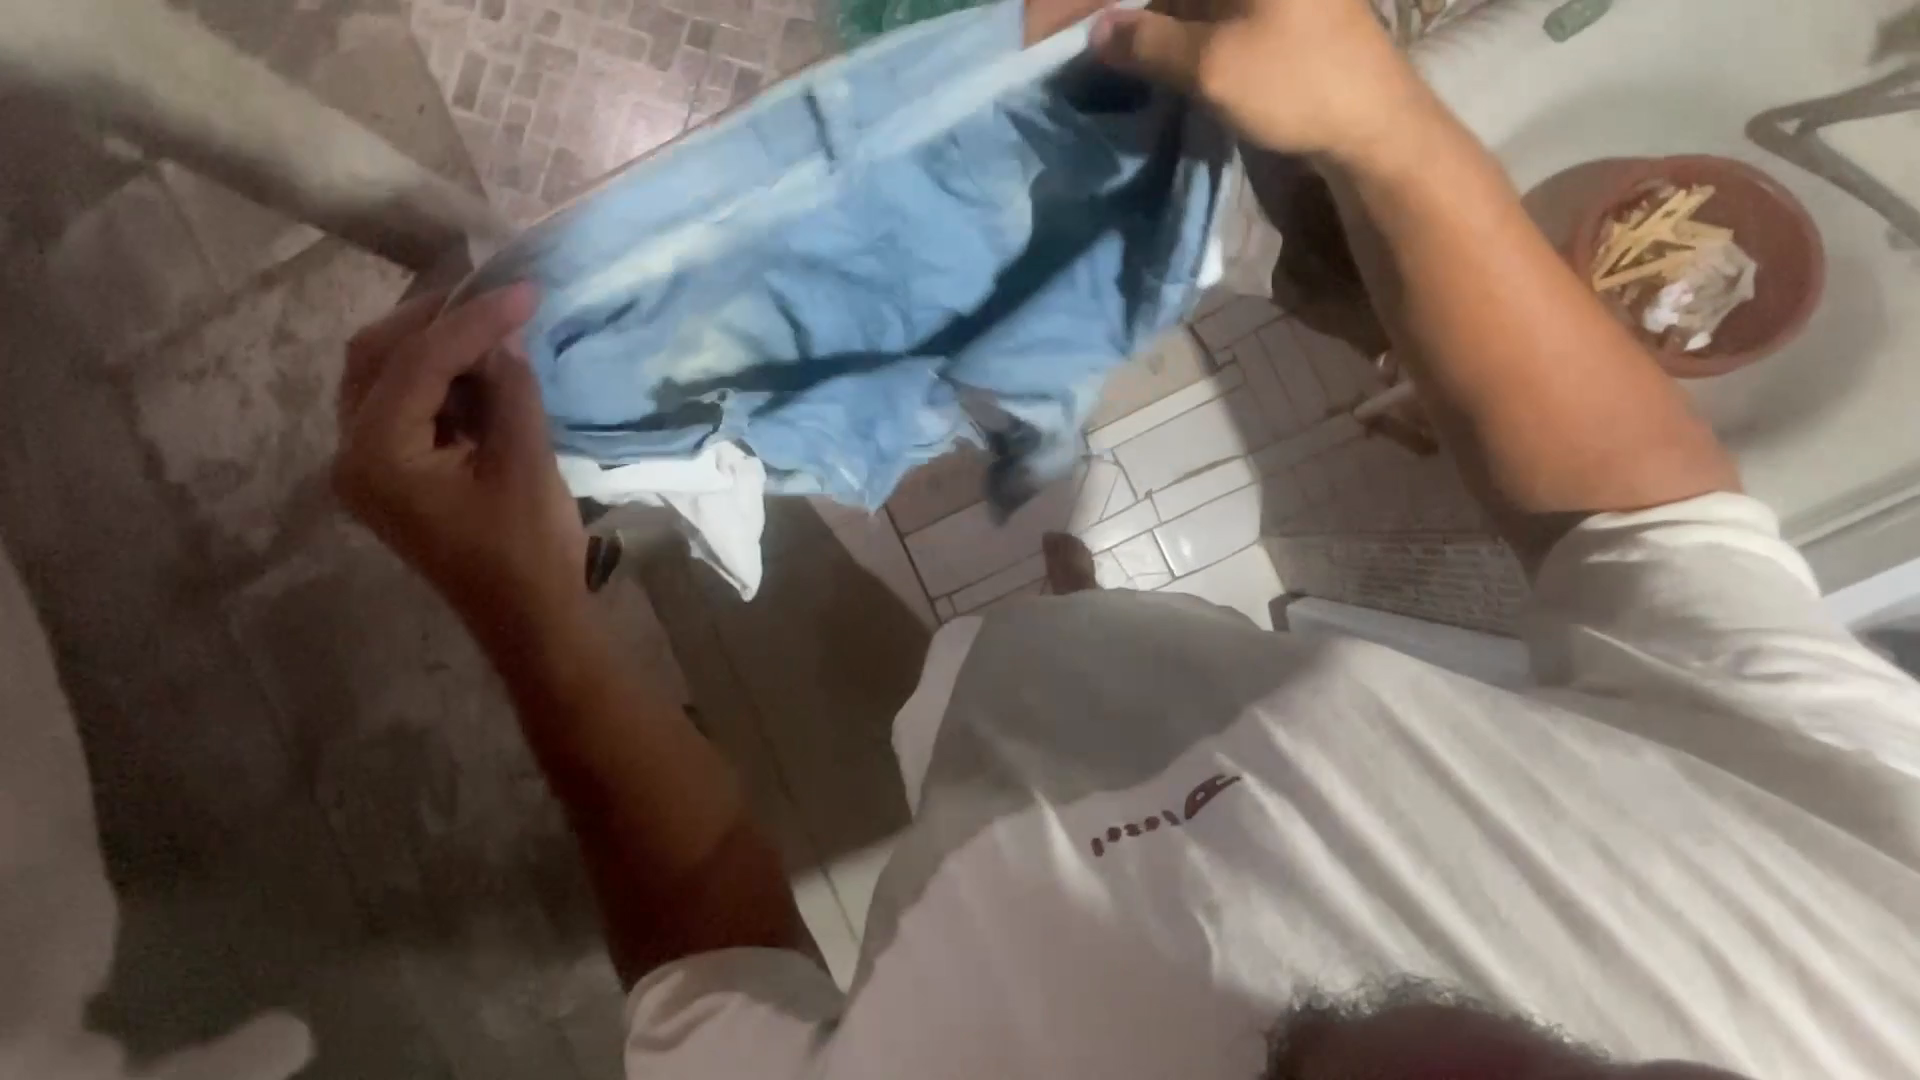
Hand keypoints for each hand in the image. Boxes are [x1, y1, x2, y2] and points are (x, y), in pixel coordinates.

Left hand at [333, 284, 587, 639]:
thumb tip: (506, 336)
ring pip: (386, 379)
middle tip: (499, 298)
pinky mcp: (395, 476)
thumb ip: (510, 394)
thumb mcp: (527, 465)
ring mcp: (369, 467)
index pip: (416, 362)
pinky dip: (442, 382)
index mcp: (378, 455)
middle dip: (438, 321)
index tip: (524, 290)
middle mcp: (353, 454)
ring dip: (438, 348)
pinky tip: (485, 373)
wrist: (529, 619)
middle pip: (377, 358)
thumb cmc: (530, 552)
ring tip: (497, 329)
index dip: (472, 320)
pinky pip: (406, 409)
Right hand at [1091, 0, 1439, 164]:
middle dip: (1147, 14)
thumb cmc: (1293, 83)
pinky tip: (1167, 62)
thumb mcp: (1209, 66)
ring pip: (1199, 3)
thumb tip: (1097, 31)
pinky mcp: (1279, 12)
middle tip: (1108, 48)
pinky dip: (1190, 35)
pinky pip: (1219, 15)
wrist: (1370, 122)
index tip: (1102, 30)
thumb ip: (1147, 43)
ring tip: (1128, 58)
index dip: (1130, 5)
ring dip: (1165, 28)